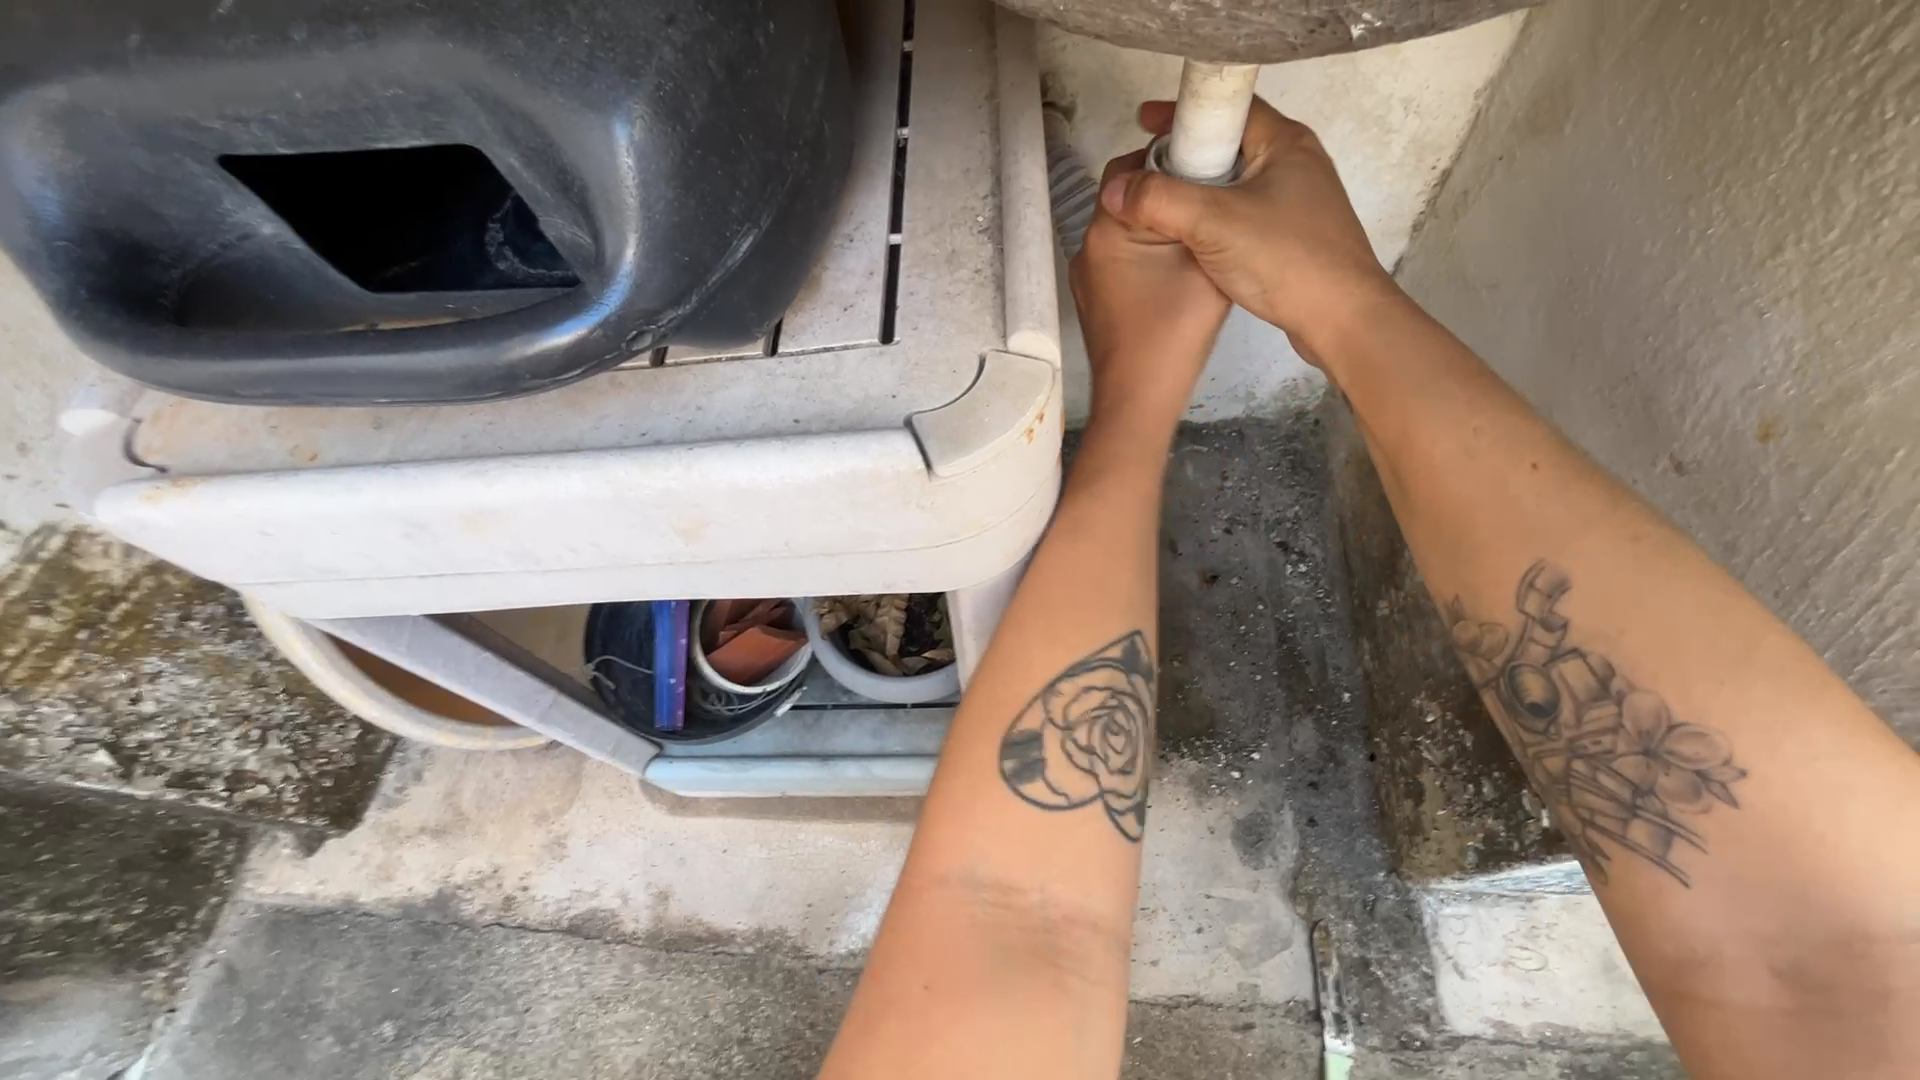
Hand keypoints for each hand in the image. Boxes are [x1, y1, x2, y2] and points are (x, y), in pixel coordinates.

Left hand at [1070, 150, 1231, 430]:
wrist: (1139, 398)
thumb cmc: (1173, 332)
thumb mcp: (1205, 261)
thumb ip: (1203, 215)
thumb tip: (1206, 189)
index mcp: (1108, 227)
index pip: (1132, 166)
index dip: (1172, 160)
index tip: (1207, 170)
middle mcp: (1087, 246)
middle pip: (1128, 199)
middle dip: (1166, 195)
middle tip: (1208, 204)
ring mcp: (1086, 277)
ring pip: (1125, 232)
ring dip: (1157, 228)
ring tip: (1198, 240)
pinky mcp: (1093, 300)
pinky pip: (1120, 262)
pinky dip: (1145, 257)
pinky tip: (1175, 273)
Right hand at [1100, 98, 1404, 364]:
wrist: (1339, 318)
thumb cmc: (1286, 259)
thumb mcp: (1214, 223)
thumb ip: (1160, 201)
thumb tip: (1114, 190)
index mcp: (1284, 141)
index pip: (1227, 106)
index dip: (1182, 112)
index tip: (1143, 124)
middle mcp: (1294, 163)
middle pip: (1227, 144)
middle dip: (1183, 153)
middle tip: (1144, 171)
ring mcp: (1294, 202)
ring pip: (1232, 183)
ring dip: (1196, 191)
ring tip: (1159, 207)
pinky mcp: (1290, 236)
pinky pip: (1240, 215)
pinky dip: (1211, 219)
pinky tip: (1190, 240)